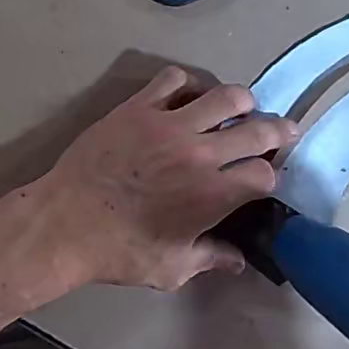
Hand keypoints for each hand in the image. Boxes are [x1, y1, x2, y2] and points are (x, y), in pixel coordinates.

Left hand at [27, 67, 295, 290]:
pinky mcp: (141, 107)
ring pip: (225, 96)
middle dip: (280, 129)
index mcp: (211, 195)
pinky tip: (191, 95)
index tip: (266, 176)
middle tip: (286, 129)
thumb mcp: (170, 269)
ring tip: (242, 107)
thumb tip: (239, 260)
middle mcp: (199, 153)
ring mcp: (170, 125)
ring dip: (242, 102)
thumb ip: (210, 259)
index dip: (272, 175)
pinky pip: (175, 79)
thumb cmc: (118, 251)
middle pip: (257, 129)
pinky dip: (190, 83)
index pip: (263, 174)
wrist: (62, 224)